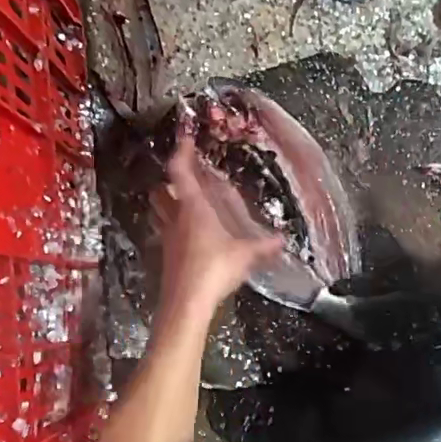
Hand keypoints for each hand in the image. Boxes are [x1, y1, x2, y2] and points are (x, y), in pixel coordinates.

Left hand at [152, 131, 282, 319]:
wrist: (186, 303)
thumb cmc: (213, 270)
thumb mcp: (245, 256)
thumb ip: (263, 246)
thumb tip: (281, 240)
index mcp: (193, 209)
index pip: (180, 172)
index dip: (181, 152)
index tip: (185, 139)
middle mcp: (175, 219)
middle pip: (161, 191)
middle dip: (169, 181)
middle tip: (185, 177)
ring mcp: (168, 238)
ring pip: (159, 211)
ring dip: (167, 203)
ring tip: (184, 202)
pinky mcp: (167, 256)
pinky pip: (166, 233)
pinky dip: (174, 228)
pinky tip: (191, 235)